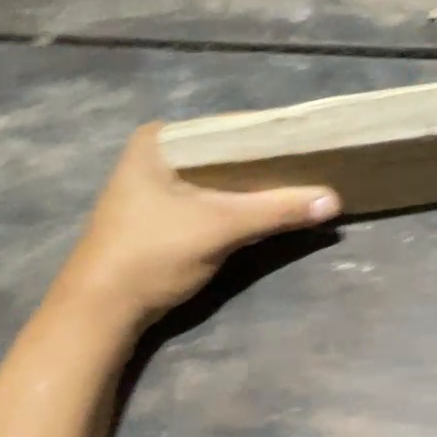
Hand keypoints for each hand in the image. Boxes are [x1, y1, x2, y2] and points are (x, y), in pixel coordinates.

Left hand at [51, 125, 339, 326]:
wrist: (102, 309)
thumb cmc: (153, 254)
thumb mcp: (220, 227)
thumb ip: (277, 210)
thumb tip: (335, 200)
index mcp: (163, 139)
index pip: (233, 127)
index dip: (277, 137)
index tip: (320, 145)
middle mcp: (162, 153)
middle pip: (231, 154)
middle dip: (272, 165)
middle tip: (320, 168)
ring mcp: (163, 185)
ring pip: (226, 179)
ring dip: (260, 188)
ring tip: (308, 186)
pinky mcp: (169, 214)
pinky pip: (218, 199)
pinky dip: (245, 205)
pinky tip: (275, 210)